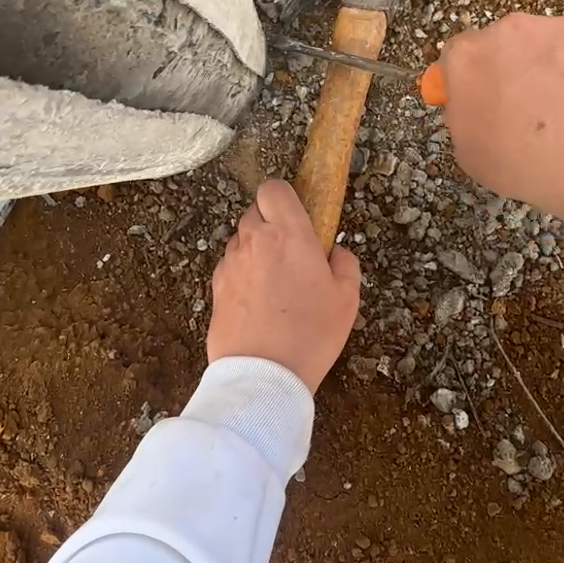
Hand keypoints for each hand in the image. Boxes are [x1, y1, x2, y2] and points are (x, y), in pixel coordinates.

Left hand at [207, 180, 361, 391]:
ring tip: (276, 282)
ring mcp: (231, 262)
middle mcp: (255, 239)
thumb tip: (335, 252)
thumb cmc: (310, 335)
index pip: (275, 188)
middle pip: (256, 211)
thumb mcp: (347, 300)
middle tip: (292, 253)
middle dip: (272, 224)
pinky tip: (258, 300)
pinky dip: (243, 273)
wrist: (263, 374)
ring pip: (241, 238)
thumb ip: (345, 264)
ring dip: (256, 249)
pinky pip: (230, 265)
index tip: (299, 217)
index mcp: (289, 233)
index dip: (285, 198)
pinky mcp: (217, 285)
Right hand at [438, 14, 563, 238]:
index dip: (467, 82)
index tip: (479, 104)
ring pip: (545, 46)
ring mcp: (558, 27)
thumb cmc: (527, 161)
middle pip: (501, 45)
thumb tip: (476, 106)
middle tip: (524, 112)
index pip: (454, 56)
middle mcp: (509, 30)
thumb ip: (464, 117)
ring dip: (549, 70)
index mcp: (467, 58)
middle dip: (509, 71)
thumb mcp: (470, 154)